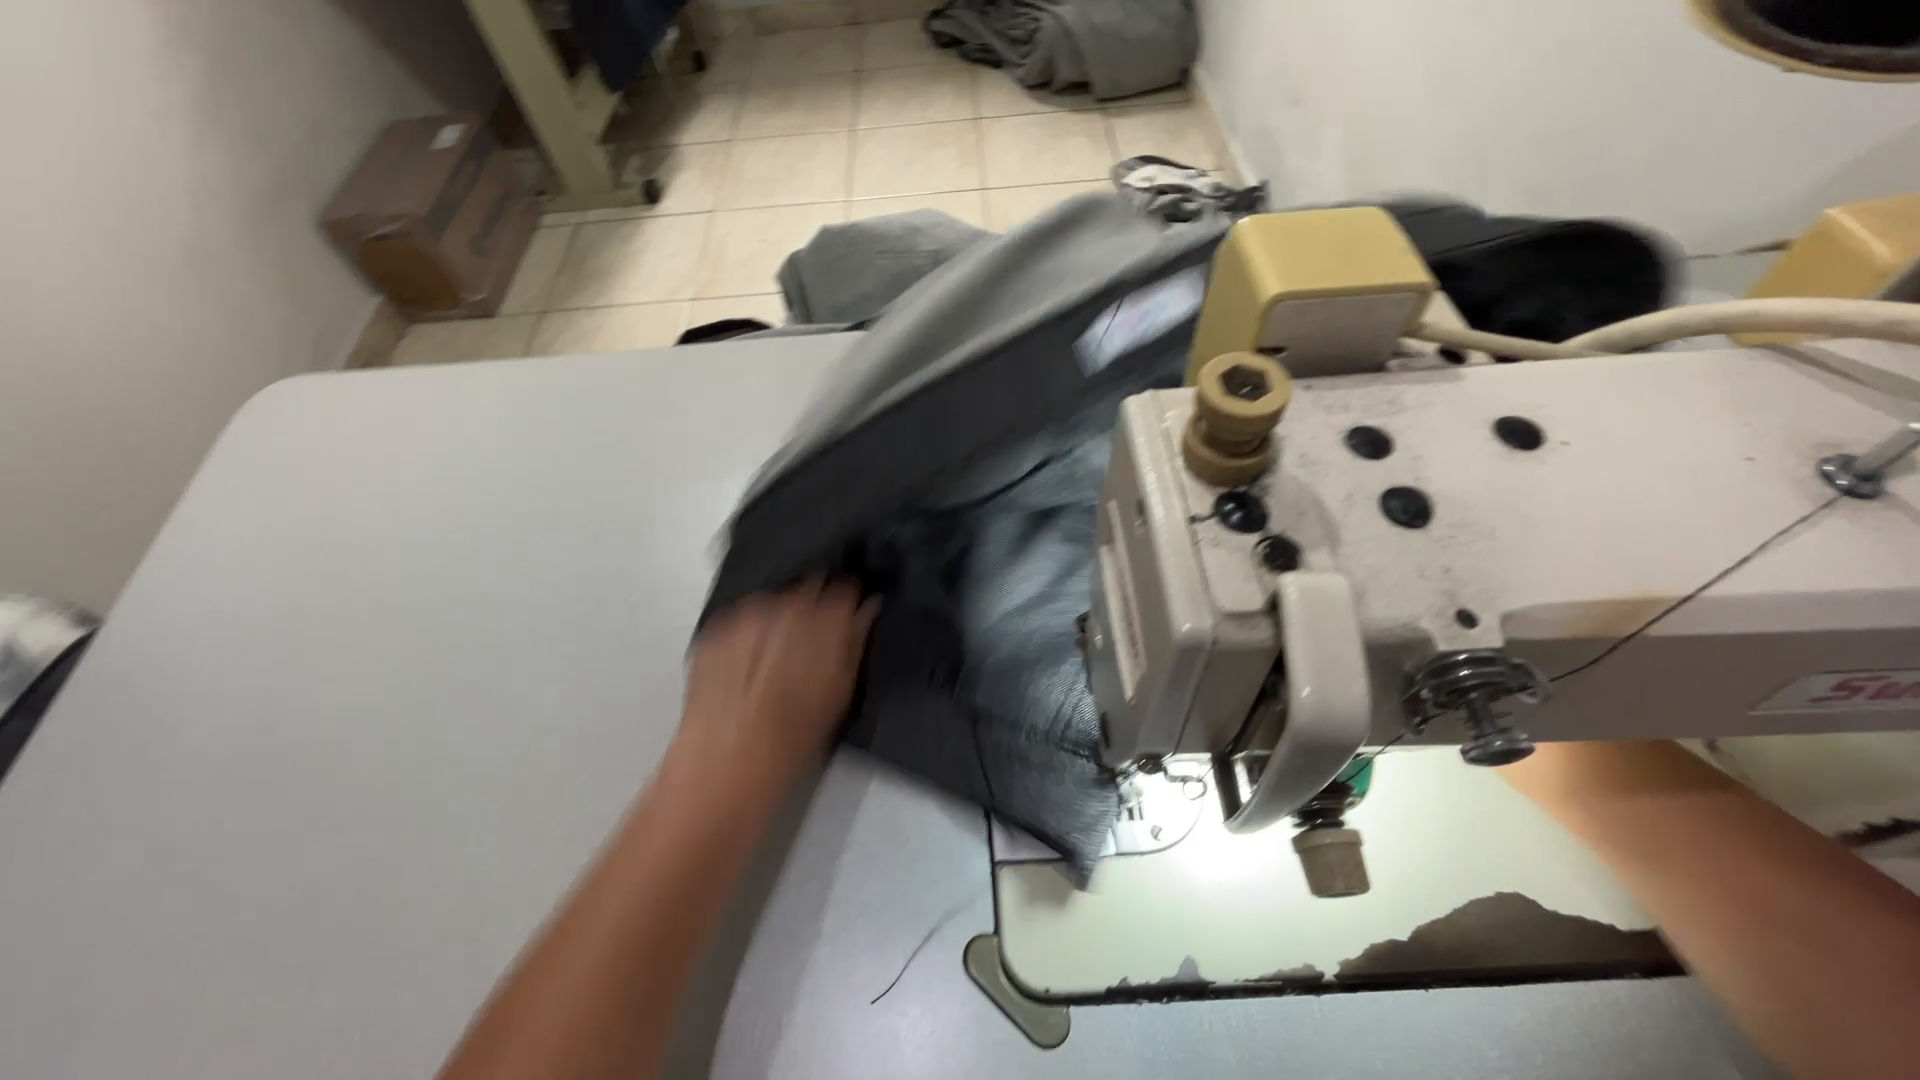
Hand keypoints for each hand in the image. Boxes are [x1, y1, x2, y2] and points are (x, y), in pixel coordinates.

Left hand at [678, 578, 876, 777]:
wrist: (726, 762)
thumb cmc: (795, 737)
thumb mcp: (841, 693)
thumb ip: (856, 642)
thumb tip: (867, 611)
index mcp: (828, 617)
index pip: (846, 586)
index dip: (848, 600)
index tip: (850, 614)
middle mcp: (787, 603)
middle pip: (808, 585)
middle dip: (815, 603)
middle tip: (816, 635)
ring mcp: (748, 612)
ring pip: (774, 598)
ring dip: (781, 614)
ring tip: (779, 652)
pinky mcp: (716, 627)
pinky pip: (742, 615)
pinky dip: (751, 629)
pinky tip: (750, 660)